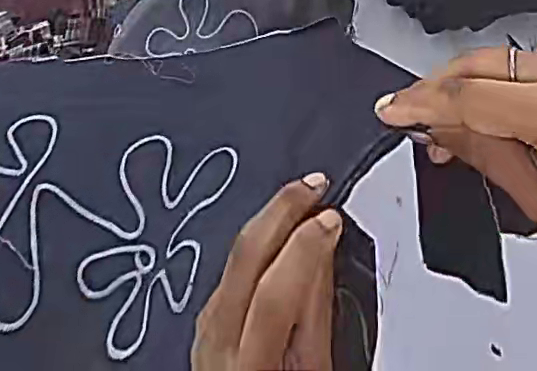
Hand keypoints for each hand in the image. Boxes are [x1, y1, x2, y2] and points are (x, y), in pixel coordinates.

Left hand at [192, 174, 343, 370]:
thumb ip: (316, 313)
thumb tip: (323, 243)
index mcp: (250, 365)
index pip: (274, 295)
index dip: (305, 248)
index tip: (332, 216)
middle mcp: (217, 341)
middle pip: (245, 255)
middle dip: (283, 209)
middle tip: (316, 184)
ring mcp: (205, 325)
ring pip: (234, 251)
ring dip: (271, 214)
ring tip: (303, 193)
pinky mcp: (204, 314)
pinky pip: (231, 263)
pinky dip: (259, 237)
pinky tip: (278, 223)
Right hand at [374, 46, 536, 300]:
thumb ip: (482, 153)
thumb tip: (435, 129)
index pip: (471, 96)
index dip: (423, 104)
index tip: (391, 110)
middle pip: (477, 66)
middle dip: (437, 92)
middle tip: (411, 122)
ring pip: (494, 62)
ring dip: (462, 90)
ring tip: (442, 129)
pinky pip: (518, 66)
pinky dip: (491, 86)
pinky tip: (478, 114)